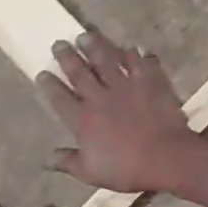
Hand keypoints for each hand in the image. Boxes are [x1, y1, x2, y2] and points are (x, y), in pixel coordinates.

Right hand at [36, 29, 198, 194]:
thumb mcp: (90, 172)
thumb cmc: (126, 168)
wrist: (166, 155)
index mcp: (83, 120)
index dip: (50, 85)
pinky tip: (131, 47)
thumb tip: (47, 159)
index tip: (42, 72)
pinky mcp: (150, 82)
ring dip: (97, 46)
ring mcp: (127, 87)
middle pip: (80, 73)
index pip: (60, 98)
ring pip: (108, 61)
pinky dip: (135, 55)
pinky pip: (140, 63)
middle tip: (60, 43)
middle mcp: (101, 98)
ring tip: (87, 34)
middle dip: (68, 57)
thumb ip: (68, 162)